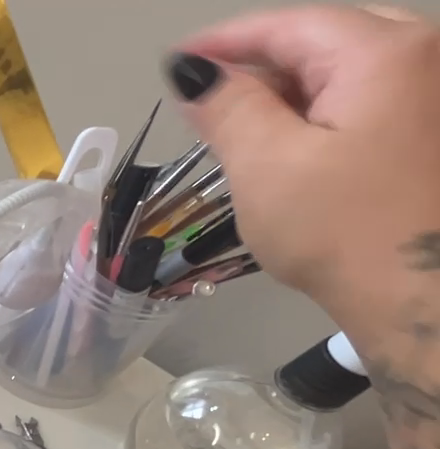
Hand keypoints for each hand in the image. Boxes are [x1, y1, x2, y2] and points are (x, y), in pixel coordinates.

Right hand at [168, 6, 439, 372]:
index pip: (294, 26)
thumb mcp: (265, 164)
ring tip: (232, 114)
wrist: (415, 280)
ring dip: (284, 84)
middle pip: (327, 37)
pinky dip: (313, 103)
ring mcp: (430, 92)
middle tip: (201, 89)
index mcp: (384, 54)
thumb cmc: (336, 223)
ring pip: (346, 65)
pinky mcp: (424, 127)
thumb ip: (230, 109)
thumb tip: (196, 73)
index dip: (229, 39)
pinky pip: (364, 92)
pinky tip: (282, 132)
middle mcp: (423, 56)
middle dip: (260, 57)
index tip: (176, 60)